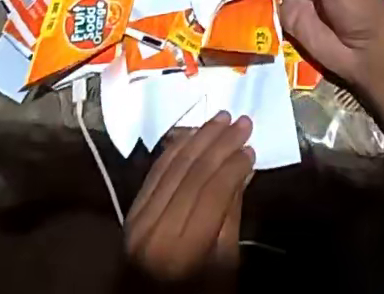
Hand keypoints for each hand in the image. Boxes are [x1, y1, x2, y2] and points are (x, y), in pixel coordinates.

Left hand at [123, 113, 252, 286]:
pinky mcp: (131, 213)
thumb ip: (231, 214)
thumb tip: (243, 167)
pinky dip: (176, 148)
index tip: (252, 147)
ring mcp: (139, 220)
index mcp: (184, 249)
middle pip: (193, 173)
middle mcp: (157, 230)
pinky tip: (193, 133)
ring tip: (222, 117)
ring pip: (173, 165)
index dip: (235, 165)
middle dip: (221, 143)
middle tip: (243, 121)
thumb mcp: (224, 265)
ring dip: (200, 137)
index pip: (214, 191)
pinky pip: (155, 171)